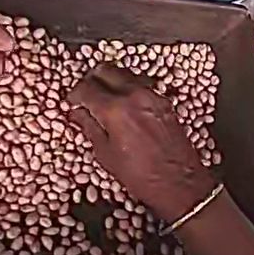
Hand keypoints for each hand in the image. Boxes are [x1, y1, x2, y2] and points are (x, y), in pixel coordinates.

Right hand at [67, 63, 215, 221]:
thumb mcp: (106, 155)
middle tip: (86, 95)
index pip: (86, 88)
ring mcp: (153, 97)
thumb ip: (90, 128)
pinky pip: (142, 86)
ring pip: (126, 75)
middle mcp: (135, 96)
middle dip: (92, 79)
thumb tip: (78, 113)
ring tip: (104, 101)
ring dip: (111, 82)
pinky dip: (129, 90)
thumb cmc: (143, 176)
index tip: (72, 102)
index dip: (75, 94)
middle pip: (106, 70)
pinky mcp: (165, 103)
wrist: (180, 184)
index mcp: (116, 109)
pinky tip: (124, 107)